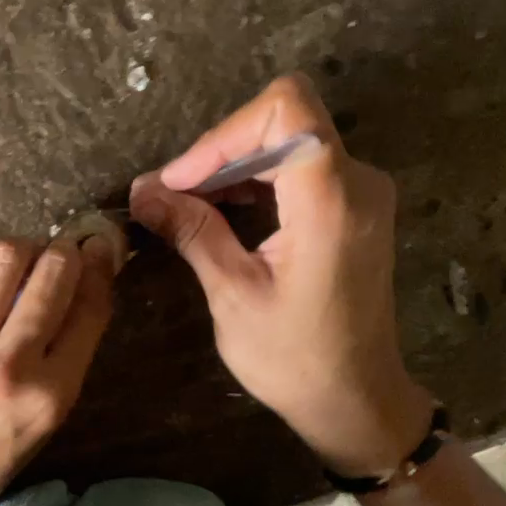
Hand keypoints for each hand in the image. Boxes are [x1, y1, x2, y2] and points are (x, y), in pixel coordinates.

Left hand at [0, 236, 116, 505]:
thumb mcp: (46, 422)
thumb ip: (68, 359)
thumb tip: (85, 292)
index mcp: (52, 392)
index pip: (90, 308)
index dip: (102, 268)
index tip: (101, 251)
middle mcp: (13, 361)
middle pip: (54, 272)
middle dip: (68, 251)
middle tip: (65, 254)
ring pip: (7, 258)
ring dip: (26, 250)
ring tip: (27, 265)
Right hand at [129, 74, 434, 475]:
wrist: (352, 395)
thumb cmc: (290, 357)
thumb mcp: (233, 294)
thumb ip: (193, 233)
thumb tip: (143, 192)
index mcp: (330, 199)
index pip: (283, 109)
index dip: (220, 136)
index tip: (177, 182)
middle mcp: (358, 180)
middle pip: (284, 122)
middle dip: (218, 153)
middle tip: (166, 197)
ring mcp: (362, 192)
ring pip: (291, 143)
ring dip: (232, 169)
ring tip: (183, 208)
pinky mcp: (355, 209)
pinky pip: (302, 171)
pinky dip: (255, 184)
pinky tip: (219, 215)